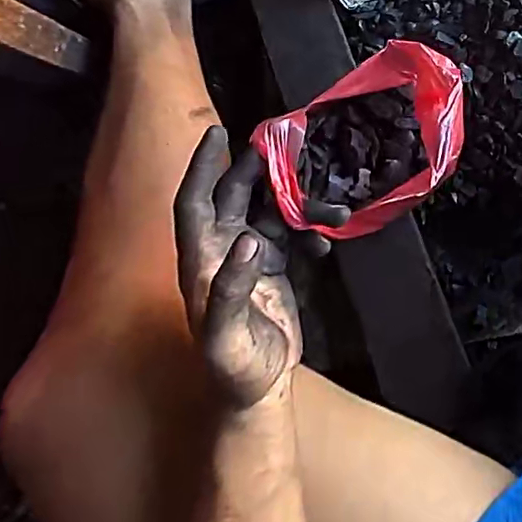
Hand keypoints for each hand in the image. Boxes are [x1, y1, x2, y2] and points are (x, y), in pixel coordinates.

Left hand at [175, 128, 301, 408]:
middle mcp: (221, 250)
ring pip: (269, 210)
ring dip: (295, 202)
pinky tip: (324, 244)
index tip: (217, 133)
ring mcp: (250, 257)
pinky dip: (310, 231)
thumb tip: (248, 241)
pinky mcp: (274, 266)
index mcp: (200, 262)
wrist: (259, 388)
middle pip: (233, 196)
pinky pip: (292, 232)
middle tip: (281, 146)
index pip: (194, 203)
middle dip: (255, 169)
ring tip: (327, 204)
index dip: (202, 167)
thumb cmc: (232, 367)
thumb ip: (229, 288)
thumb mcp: (224, 335)